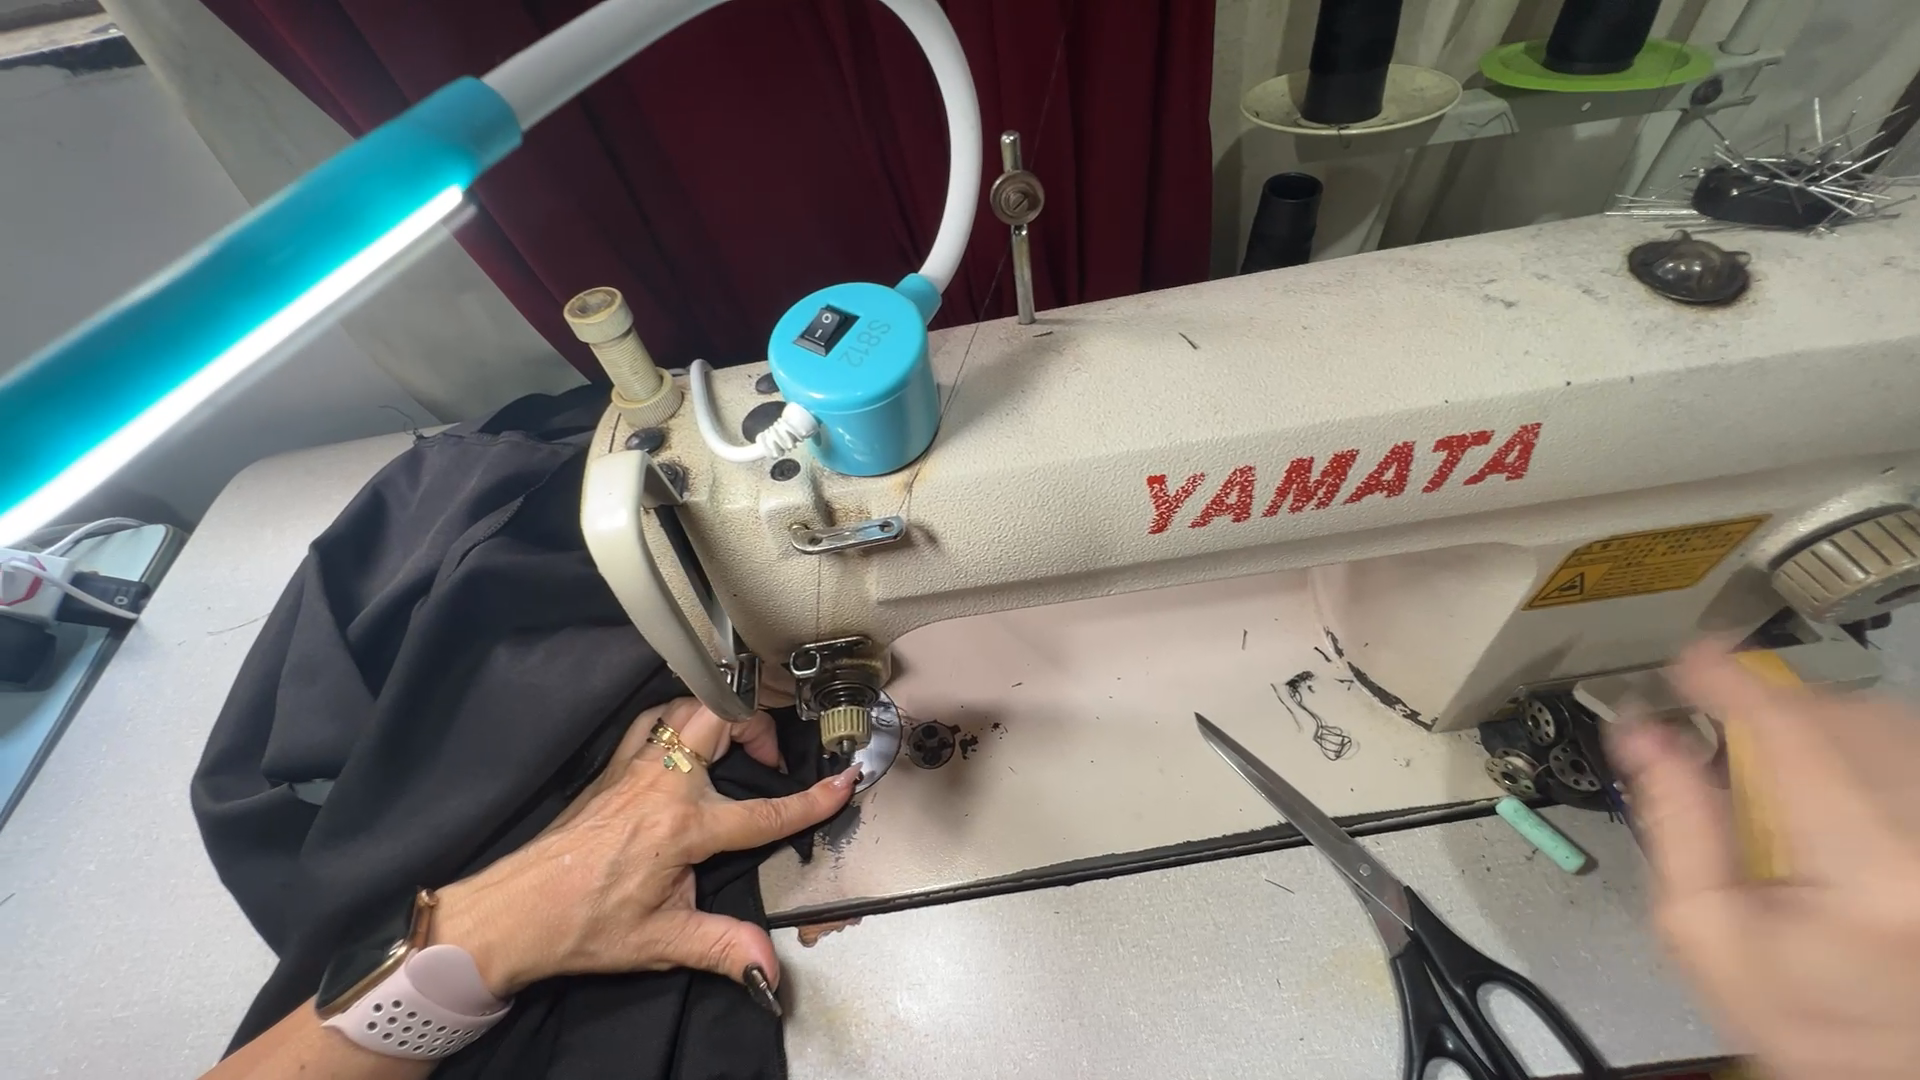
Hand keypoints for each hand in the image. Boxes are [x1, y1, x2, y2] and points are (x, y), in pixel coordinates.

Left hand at [432, 699, 856, 1008]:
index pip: (764, 811)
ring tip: (734, 744)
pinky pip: (652, 719)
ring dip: (721, 715)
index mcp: (684, 825)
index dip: (811, 801)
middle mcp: (664, 782)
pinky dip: (677, 716)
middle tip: (769, 759)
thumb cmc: (587, 925)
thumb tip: (769, 969)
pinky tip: (683, 737)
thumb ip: (721, 945)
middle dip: (759, 725)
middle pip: (723, 719)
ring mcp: (636, 767)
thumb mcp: (660, 940)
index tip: (845, 783)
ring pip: (688, 707)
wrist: (511, 912)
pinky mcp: (613, 766)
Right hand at [1608, 643, 1919, 1079]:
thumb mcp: (1697, 925)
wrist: (1889, 1070)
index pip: (1793, 737)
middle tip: (1716, 701)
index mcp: (1864, 875)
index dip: (1732, 682)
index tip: (1692, 656)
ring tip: (1766, 731)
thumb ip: (1672, 820)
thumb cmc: (1786, 1008)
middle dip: (1776, 698)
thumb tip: (1642, 735)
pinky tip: (1823, 763)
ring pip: (1902, 732)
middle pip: (1859, 721)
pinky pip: (1918, 761)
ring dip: (1822, 714)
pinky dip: (1865, 741)